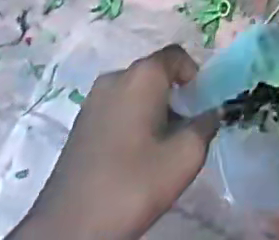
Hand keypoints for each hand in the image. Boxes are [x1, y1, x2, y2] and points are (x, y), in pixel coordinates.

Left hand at [13, 45, 218, 239]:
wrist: (67, 230)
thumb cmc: (131, 185)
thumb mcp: (184, 158)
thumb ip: (207, 126)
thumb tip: (212, 113)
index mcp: (142, 75)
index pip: (177, 56)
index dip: (196, 76)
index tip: (202, 107)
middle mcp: (115, 78)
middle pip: (156, 74)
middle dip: (175, 97)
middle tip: (184, 132)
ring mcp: (92, 101)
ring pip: (135, 93)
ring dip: (153, 111)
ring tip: (159, 149)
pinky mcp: (79, 125)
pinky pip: (117, 109)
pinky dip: (132, 123)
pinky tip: (133, 158)